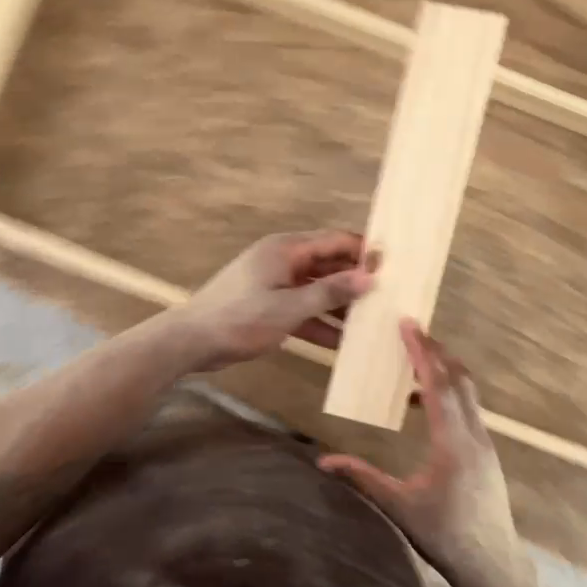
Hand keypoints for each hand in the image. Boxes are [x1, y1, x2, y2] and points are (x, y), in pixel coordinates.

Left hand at [170, 230, 375, 370]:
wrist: (191, 341)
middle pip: (328, 265)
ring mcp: (274, 283)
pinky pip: (301, 309)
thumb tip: (369, 277)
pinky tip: (343, 345)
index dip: (365, 253)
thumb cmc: (240, 319)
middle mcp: (282, 260)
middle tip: (390, 299)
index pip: (335, 241)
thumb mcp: (289, 308)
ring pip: (317, 290)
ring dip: (340, 307)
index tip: (394, 269)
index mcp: (286, 249)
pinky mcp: (267, 306)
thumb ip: (329, 293)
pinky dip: (319, 324)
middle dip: (356, 282)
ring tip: (373, 325)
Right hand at [318, 321, 516, 581]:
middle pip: (460, 380)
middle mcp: (475, 437)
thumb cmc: (444, 537)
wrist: (493, 566)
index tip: (408, 325)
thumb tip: (322, 462)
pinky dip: (451, 393)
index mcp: (454, 445)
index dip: (422, 353)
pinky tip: (428, 402)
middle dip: (437, 352)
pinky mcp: (487, 455)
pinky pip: (469, 410)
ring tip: (417, 358)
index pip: (438, 386)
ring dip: (445, 371)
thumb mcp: (399, 507)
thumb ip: (363, 479)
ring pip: (469, 394)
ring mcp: (486, 445)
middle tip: (412, 330)